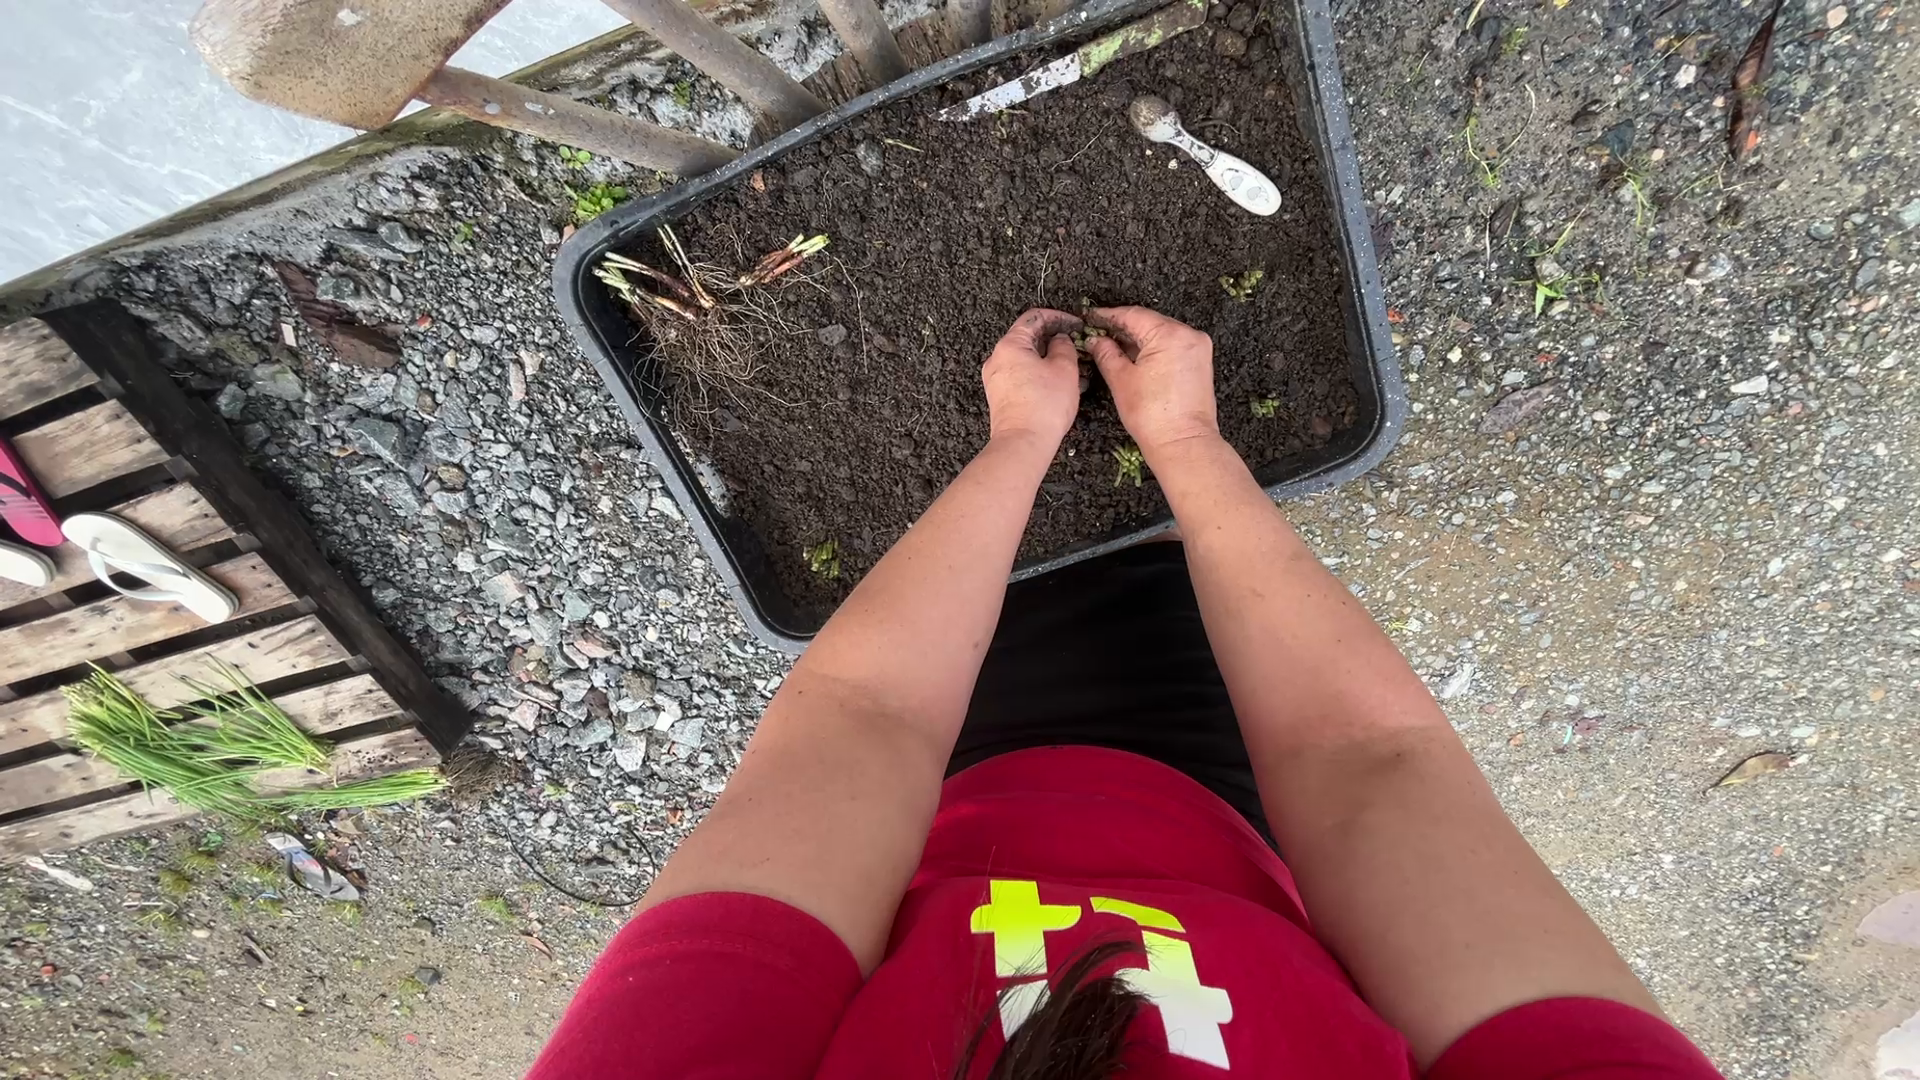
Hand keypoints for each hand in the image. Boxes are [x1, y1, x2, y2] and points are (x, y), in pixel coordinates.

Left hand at [981, 308, 1083, 445]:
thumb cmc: (1043, 407)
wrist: (1023, 443)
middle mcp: (997, 359)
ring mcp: (996, 379)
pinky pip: (1021, 377)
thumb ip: (1064, 345)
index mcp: (1010, 345)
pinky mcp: (1000, 397)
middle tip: (1075, 347)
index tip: (1074, 324)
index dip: (1058, 317)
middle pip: (1027, 338)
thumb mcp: (1065, 368)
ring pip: (1026, 360)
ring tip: (1072, 370)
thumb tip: (1061, 339)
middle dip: (1054, 341)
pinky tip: (1058, 385)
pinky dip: (1039, 375)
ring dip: (1049, 360)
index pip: (1034, 317)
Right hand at [1084, 307, 1219, 456]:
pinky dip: (1152, 350)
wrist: (1182, 443)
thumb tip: (1096, 340)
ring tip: (1112, 347)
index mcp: (1170, 334)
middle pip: (1149, 322)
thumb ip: (1106, 354)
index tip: (1091, 317)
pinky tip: (1134, 358)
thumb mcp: (1121, 380)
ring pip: (1161, 335)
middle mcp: (1189, 335)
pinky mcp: (1199, 364)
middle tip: (1098, 333)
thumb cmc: (1153, 416)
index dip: (1109, 316)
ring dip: (1137, 340)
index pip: (1134, 315)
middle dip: (1122, 328)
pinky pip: (1172, 347)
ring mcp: (1198, 349)